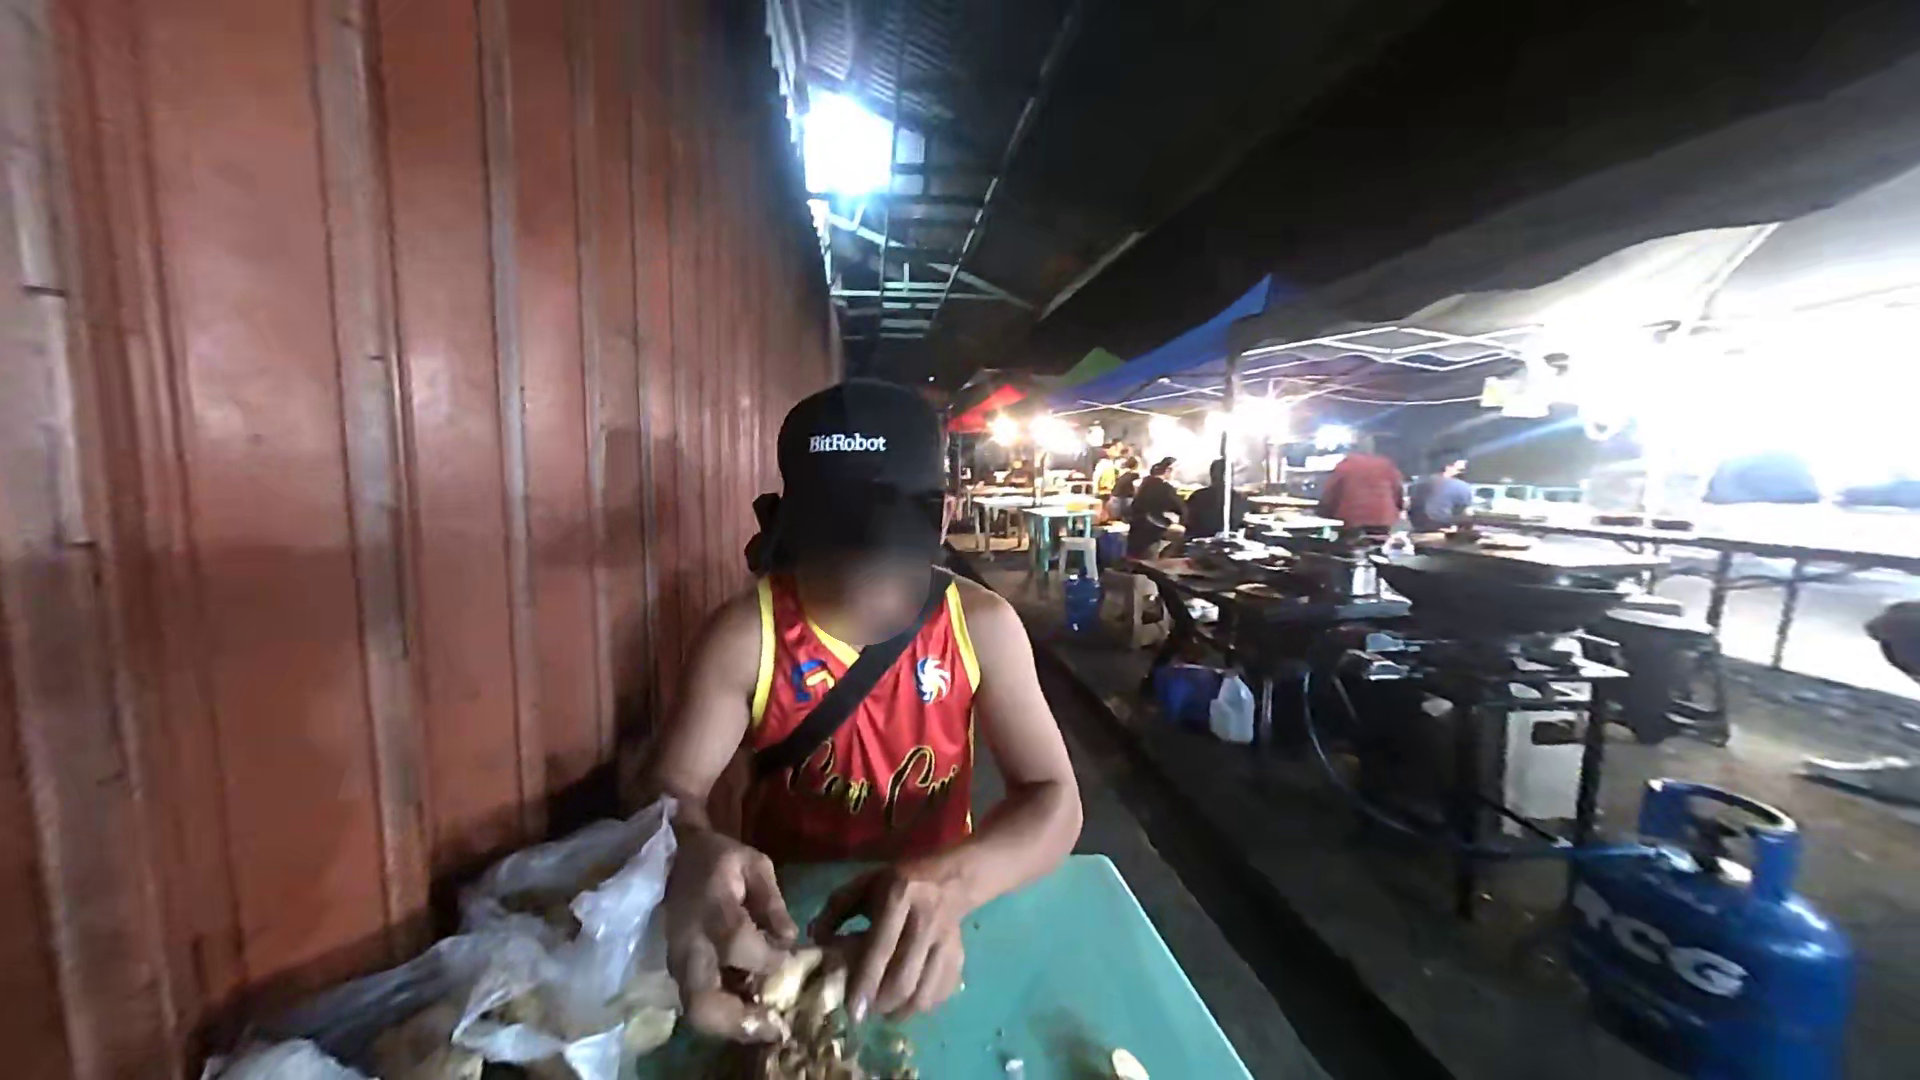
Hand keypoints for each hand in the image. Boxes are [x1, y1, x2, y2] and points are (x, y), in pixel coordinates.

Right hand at [665, 829, 799, 1039]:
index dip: (766, 959)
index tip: (791, 963)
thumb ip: (773, 901)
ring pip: (696, 1012)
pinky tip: (748, 1010)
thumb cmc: (720, 858)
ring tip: (766, 1025)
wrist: (673, 859)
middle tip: (775, 1027)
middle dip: (739, 1022)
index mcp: (713, 908)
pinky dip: (722, 1015)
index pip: (737, 943)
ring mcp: (677, 963)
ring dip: (731, 1026)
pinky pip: (696, 1004)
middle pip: (704, 1002)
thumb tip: (789, 940)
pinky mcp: (674, 973)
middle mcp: (689, 944)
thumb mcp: (755, 864)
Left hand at [810, 861, 968, 1021]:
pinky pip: (938, 997)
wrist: (950, 879)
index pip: (882, 945)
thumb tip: (815, 939)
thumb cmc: (899, 882)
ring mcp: (947, 940)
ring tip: (884, 1007)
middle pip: (903, 979)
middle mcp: (926, 918)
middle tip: (865, 1007)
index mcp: (900, 895)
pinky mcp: (958, 958)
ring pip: (923, 995)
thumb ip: (836, 907)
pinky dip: (920, 1007)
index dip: (865, 981)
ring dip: (898, 1012)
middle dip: (879, 1004)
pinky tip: (907, 997)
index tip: (851, 1009)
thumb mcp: (866, 883)